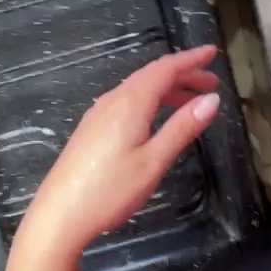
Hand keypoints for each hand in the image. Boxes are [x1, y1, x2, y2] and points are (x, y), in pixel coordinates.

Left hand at [20, 46, 221, 254]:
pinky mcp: (91, 130)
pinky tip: (157, 118)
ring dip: (167, 89)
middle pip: (151, 76)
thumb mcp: (153, 161)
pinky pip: (127, 102)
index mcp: (130, 103)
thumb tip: (212, 100)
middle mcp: (112, 101)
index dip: (190, 59)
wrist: (58, 217)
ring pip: (138, 89)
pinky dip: (150, 101)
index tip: (212, 53)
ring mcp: (98, 115)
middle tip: (210, 82)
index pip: (165, 70)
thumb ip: (182, 128)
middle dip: (182, 74)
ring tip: (191, 101)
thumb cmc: (109, 190)